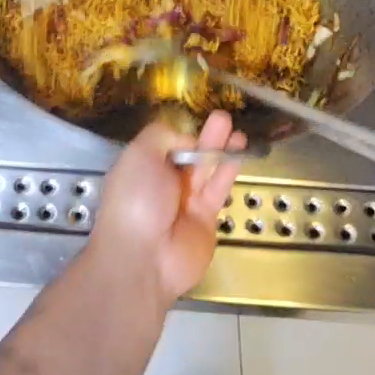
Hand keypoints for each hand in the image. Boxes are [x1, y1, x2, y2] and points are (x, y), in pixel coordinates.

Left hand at [90, 111, 244, 303]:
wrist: (143, 257)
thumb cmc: (134, 199)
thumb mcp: (139, 154)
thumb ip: (163, 137)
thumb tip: (187, 142)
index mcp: (140, 168)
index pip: (164, 145)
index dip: (180, 135)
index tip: (194, 123)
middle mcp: (162, 183)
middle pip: (188, 155)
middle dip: (205, 137)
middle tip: (223, 117)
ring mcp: (185, 201)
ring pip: (206, 169)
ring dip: (220, 148)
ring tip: (235, 128)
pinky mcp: (206, 217)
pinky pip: (218, 188)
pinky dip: (228, 169)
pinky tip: (239, 151)